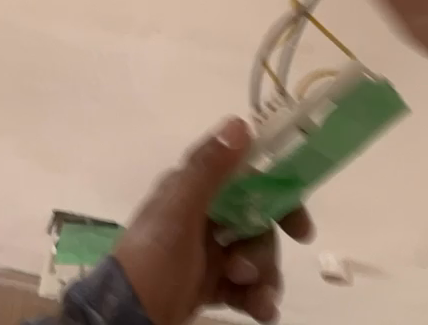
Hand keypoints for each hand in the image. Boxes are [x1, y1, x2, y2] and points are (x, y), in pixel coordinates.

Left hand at [111, 117, 314, 324]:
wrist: (128, 318)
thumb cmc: (154, 258)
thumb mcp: (180, 211)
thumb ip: (209, 169)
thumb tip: (241, 123)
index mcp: (193, 187)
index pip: (245, 177)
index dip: (277, 194)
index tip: (299, 226)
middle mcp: (202, 214)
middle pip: (255, 220)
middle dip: (264, 246)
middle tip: (256, 271)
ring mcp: (206, 251)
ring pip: (254, 253)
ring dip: (263, 275)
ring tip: (255, 298)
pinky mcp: (208, 284)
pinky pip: (245, 286)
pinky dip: (257, 297)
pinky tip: (262, 312)